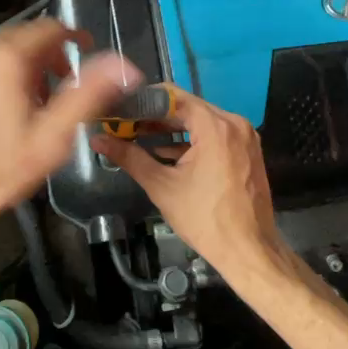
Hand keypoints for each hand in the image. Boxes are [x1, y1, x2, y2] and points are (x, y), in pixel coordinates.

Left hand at [0, 18, 138, 239]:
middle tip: (57, 93)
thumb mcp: (53, 137)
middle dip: (46, 59)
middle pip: (23, 38)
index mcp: (7, 56)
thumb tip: (125, 65)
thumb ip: (89, 94)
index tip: (85, 53)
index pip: (50, 28)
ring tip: (27, 106)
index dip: (73, 39)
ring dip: (19, 67)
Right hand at [91, 87, 285, 273]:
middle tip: (125, 122)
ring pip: (200, 121)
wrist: (250, 252)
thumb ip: (129, 157)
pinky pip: (214, 134)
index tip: (120, 108)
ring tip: (138, 135)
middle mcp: (233, 123)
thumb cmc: (205, 219)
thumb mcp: (162, 186)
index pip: (173, 96)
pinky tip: (165, 151)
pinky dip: (191, 140)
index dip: (143, 100)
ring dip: (171, 128)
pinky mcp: (246, 150)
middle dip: (155, 115)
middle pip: (187, 107)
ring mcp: (244, 136)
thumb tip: (97, 140)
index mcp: (215, 126)